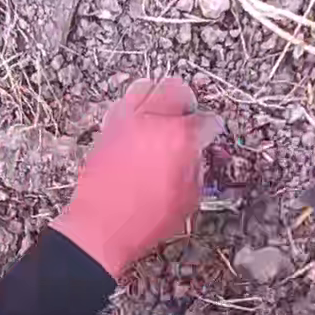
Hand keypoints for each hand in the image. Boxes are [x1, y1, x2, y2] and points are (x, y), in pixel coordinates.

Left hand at [52, 77, 222, 276]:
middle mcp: (152, 123)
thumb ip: (196, 170)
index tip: (212, 132)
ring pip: (145, 87)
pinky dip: (133, 108)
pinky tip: (138, 123)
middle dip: (187, 100)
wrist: (101, 228)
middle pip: (175, 88)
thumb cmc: (141, 220)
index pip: (206, 120)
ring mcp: (126, 123)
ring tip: (162, 112)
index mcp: (180, 138)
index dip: (213, 127)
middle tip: (189, 113)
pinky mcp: (106, 130)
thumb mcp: (188, 200)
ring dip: (157, 96)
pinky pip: (122, 104)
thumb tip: (197, 157)